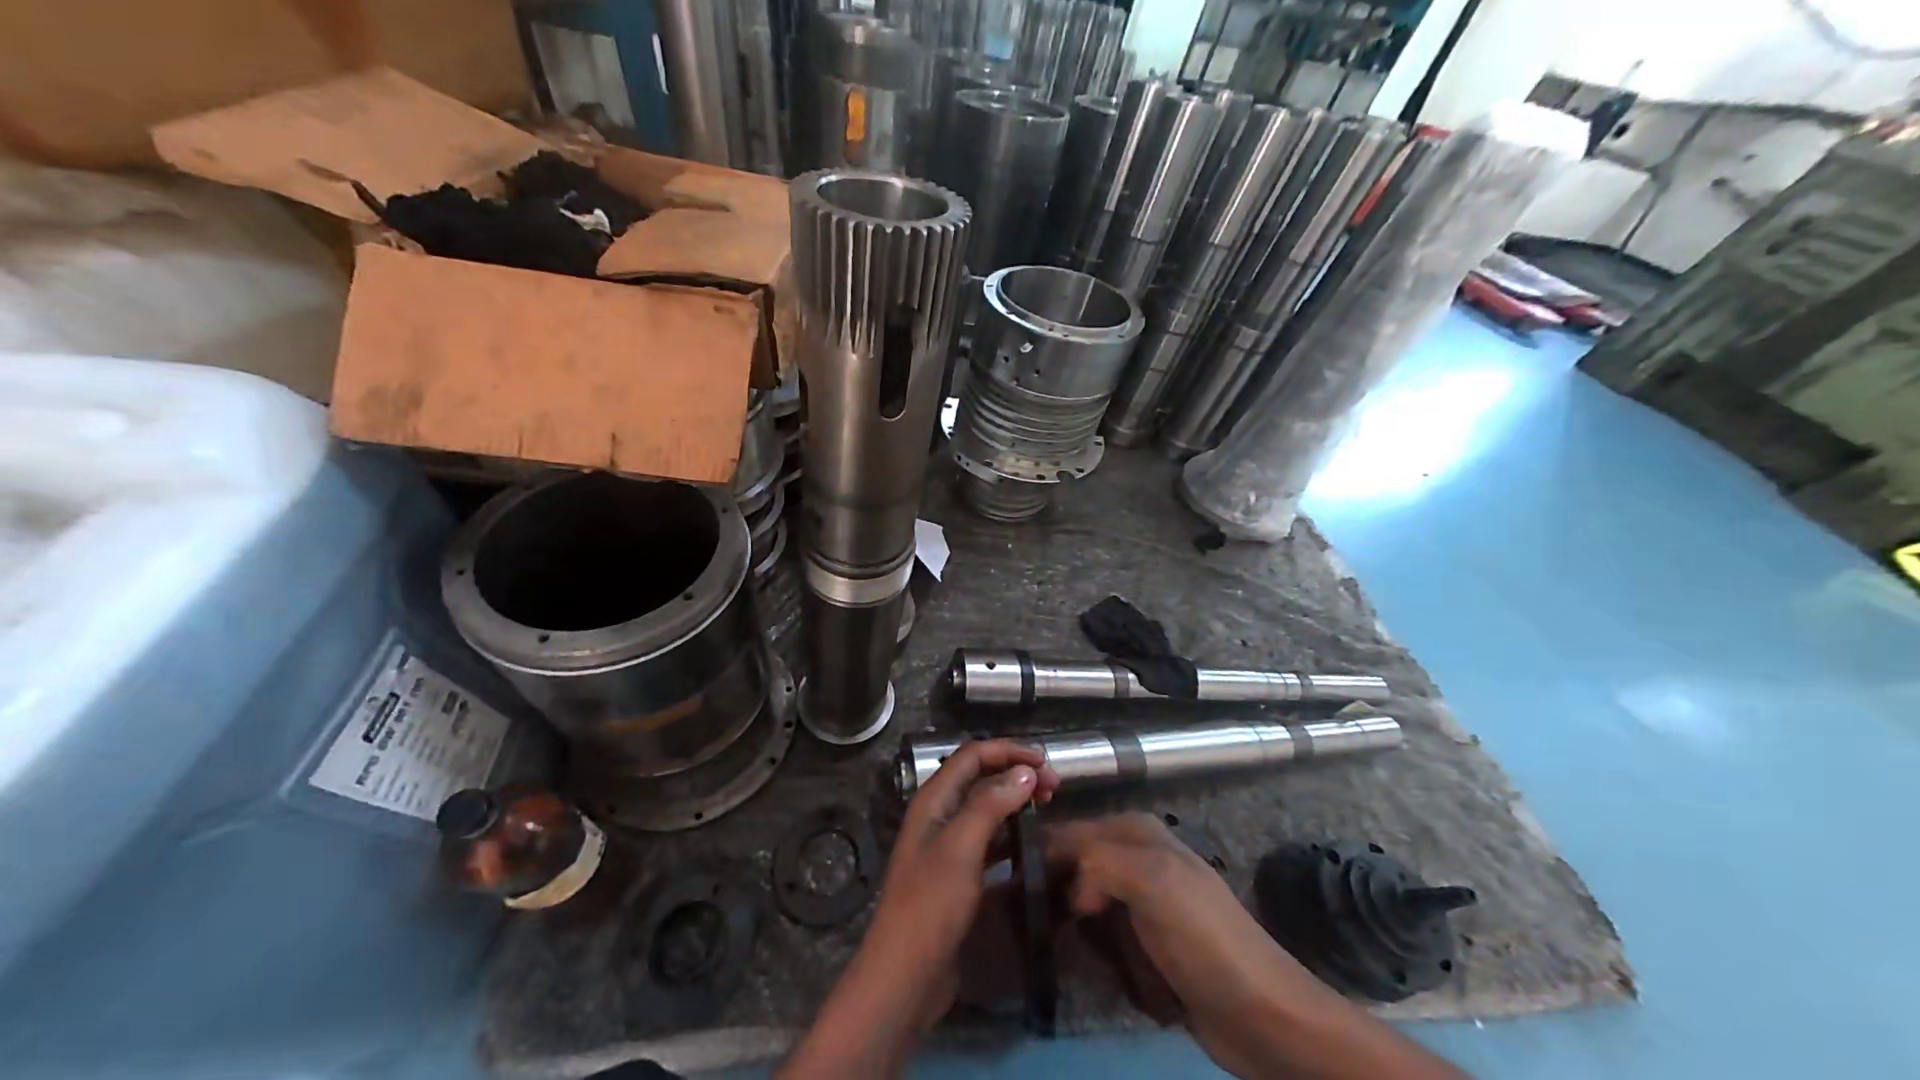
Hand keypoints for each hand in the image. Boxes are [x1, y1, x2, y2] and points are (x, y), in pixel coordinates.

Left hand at [778, 740, 1058, 1078]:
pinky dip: (1013, 836)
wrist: (905, 974)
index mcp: (933, 801)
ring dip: (1016, 803)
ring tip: (1050, 808)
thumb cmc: (930, 905)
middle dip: (1016, 774)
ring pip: (987, 810)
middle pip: (980, 779)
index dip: (1008, 751)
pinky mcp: (959, 877)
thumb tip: (1024, 771)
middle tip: (1056, 787)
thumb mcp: (960, 849)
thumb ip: (990, 805)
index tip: (1046, 762)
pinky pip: (990, 843)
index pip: (972, 756)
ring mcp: (948, 848)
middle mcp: (939, 817)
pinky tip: (1035, 845)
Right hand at [1048, 814, 1464, 1079]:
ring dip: (1059, 915)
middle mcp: (1135, 856)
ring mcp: (1140, 899)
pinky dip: (1080, 940)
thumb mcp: (1152, 881)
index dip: (1036, 852)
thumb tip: (1070, 889)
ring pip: (1081, 895)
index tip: (1000, 881)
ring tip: (1025, 935)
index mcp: (1135, 831)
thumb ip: (1098, 861)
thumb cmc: (1204, 938)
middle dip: (1043, 884)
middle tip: (1008, 913)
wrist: (1261, 1013)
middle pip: (1072, 861)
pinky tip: (1061, 952)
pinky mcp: (1143, 940)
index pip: (1068, 830)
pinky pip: (1097, 930)